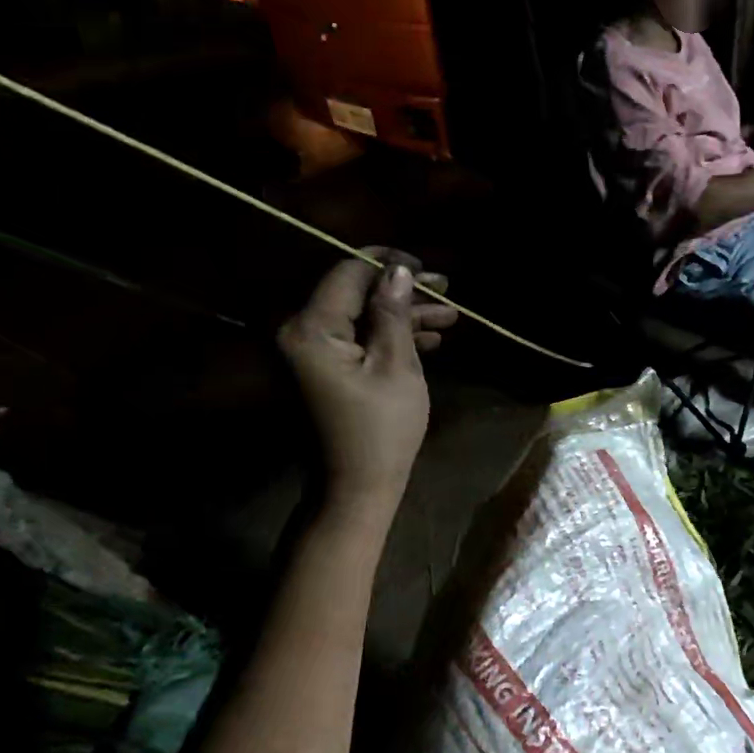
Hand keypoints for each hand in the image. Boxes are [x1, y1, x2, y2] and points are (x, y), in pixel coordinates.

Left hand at [276, 251, 458, 498]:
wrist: (357, 487)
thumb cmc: (381, 429)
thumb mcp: (396, 366)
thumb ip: (393, 313)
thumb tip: (398, 271)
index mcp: (312, 329)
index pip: (348, 273)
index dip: (389, 265)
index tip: (428, 269)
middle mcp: (302, 333)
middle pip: (355, 294)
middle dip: (403, 291)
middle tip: (447, 290)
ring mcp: (312, 354)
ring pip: (361, 317)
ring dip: (403, 315)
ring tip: (450, 316)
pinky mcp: (325, 371)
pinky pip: (357, 340)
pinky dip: (390, 337)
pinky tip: (429, 338)